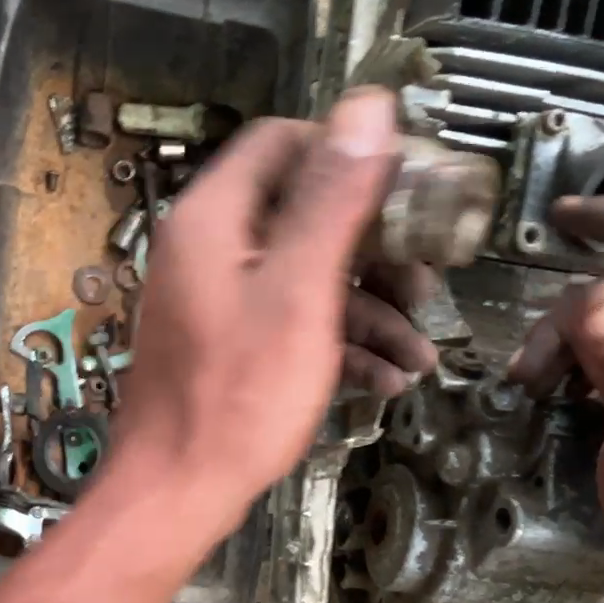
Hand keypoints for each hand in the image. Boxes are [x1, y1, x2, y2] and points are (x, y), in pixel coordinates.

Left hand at [110, 88, 439, 510]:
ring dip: (369, 312)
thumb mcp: (298, 295)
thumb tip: (367, 108)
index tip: (405, 191)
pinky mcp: (228, 348)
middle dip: (374, 251)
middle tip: (427, 284)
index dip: (348, 157)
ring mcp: (217, 303)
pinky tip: (388, 380)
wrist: (176, 494)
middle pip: (302, 217)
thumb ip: (332, 201)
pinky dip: (337, 346)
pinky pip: (289, 325)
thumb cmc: (236, 399)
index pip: (283, 145)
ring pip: (305, 280)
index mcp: (214, 220)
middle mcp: (209, 251)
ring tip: (421, 353)